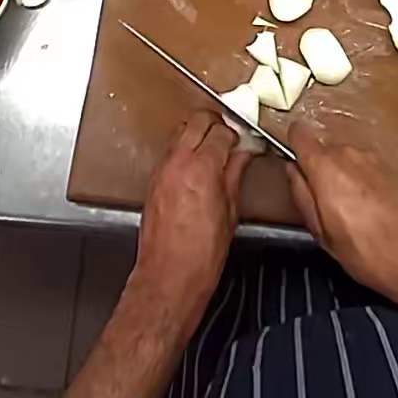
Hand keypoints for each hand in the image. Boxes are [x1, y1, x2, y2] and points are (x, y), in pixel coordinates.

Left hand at [134, 112, 253, 309]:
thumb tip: (244, 153)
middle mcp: (179, 161)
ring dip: (198, 132)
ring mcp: (163, 168)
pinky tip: (196, 164)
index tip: (244, 139)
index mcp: (203, 167)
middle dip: (216, 123)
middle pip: (198, 119)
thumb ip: (236, 173)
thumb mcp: (231, 211)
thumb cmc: (201, 254)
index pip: (222, 130)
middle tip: (230, 136)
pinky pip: (171, 149)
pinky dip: (184, 147)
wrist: (168, 278)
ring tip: (213, 149)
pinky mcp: (153, 178)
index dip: (237, 133)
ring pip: (181, 130)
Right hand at [285, 122, 397, 309]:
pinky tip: (369, 210)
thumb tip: (293, 172)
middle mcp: (348, 153)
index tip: (294, 160)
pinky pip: (364, 165)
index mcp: (325, 166)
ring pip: (344, 158)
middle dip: (320, 170)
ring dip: (342, 176)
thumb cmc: (367, 252)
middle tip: (324, 204)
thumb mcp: (321, 232)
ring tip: (351, 212)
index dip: (293, 143)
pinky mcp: (390, 166)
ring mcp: (372, 157)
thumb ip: (301, 194)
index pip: (300, 132)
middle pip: (323, 149)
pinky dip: (361, 180)